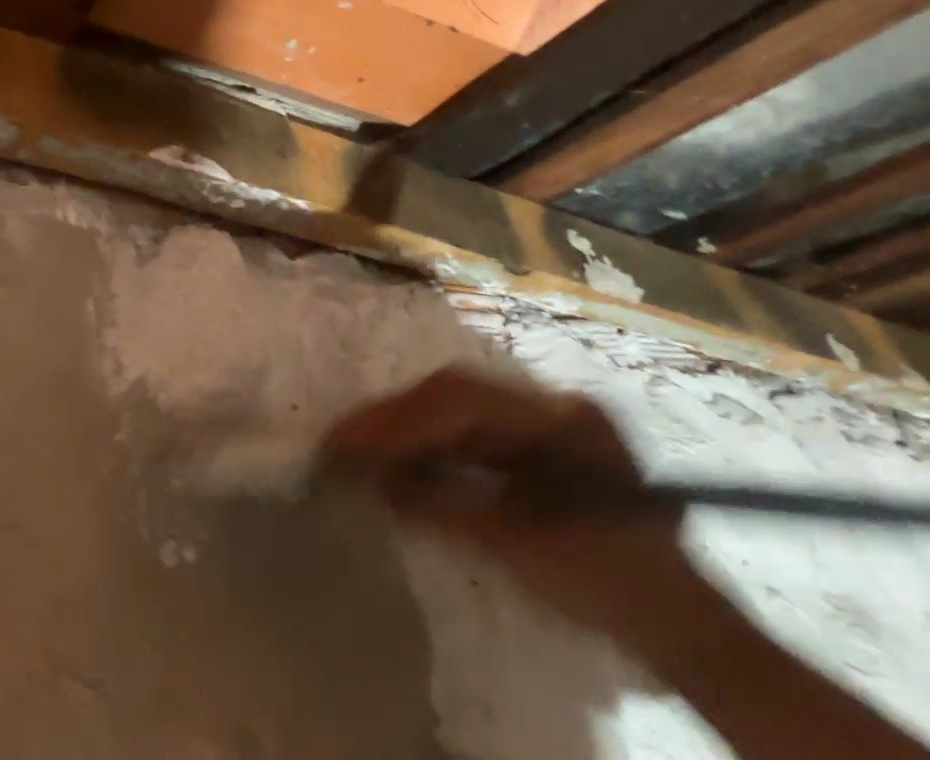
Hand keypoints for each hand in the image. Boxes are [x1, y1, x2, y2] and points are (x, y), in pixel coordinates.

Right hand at [322, 367, 701, 638]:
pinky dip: (428, 443)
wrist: (678, 625)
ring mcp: (549, 423)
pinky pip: (469, 430)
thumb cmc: (606, 584)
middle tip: (342, 444)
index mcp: (565, 420)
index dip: (394, 421)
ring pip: (457, 408)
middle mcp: (557, 407)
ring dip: (404, 427)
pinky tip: (397, 460)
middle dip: (392, 418)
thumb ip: (436, 503)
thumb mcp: (515, 545)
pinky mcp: (536, 446)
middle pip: (455, 394)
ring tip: (358, 450)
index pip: (460, 402)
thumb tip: (366, 475)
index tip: (343, 443)